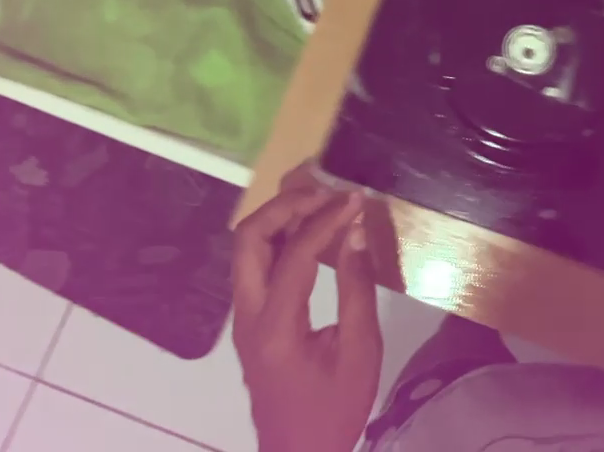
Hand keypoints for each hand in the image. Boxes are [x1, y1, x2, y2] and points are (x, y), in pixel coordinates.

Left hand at [233, 175, 381, 451]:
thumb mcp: (360, 352)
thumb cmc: (334, 409)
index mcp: (275, 328)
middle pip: (248, 239)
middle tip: (326, 194)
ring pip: (246, 247)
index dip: (326, 220)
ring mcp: (243, 318)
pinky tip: (310, 232)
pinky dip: (279, 236)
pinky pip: (255, 262)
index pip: (295, 255)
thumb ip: (357, 288)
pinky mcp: (249, 319)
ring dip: (279, 217)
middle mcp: (248, 316)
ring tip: (320, 203)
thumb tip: (355, 232)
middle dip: (285, 206)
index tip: (356, 199)